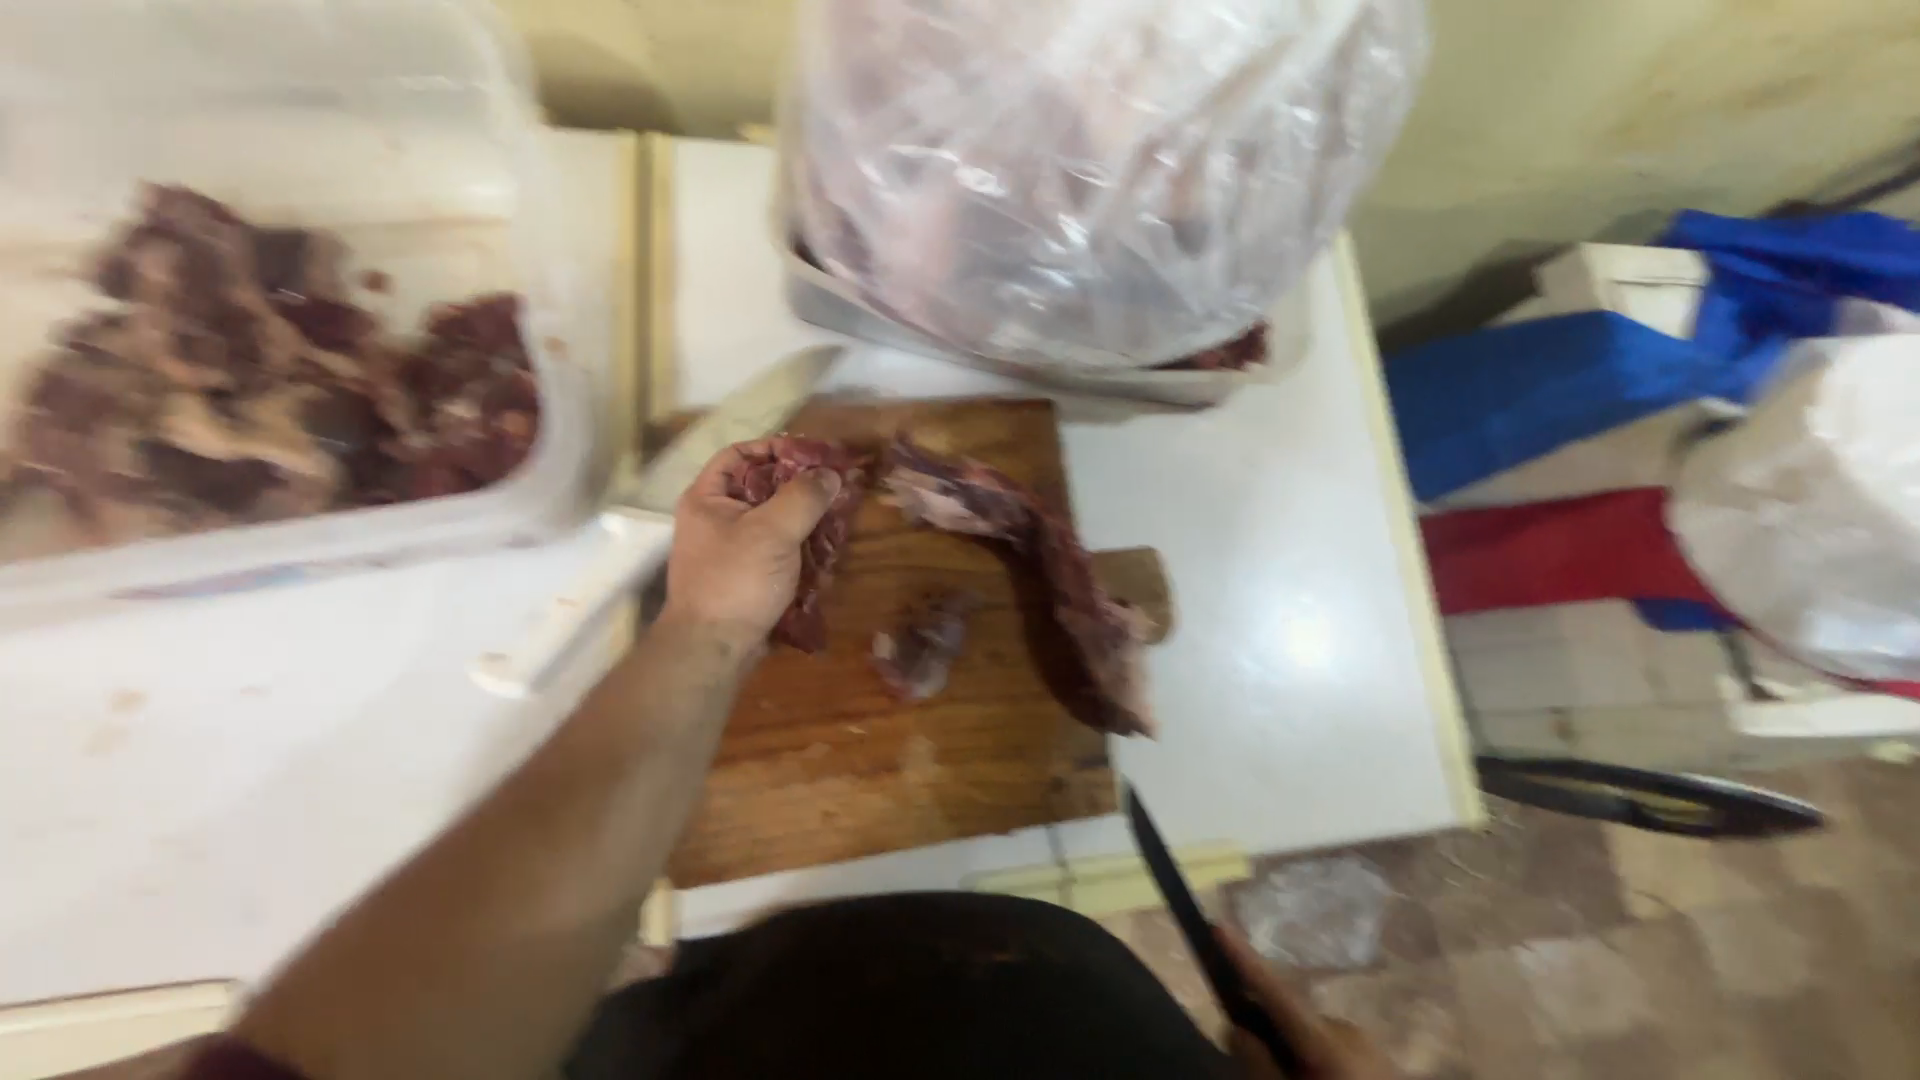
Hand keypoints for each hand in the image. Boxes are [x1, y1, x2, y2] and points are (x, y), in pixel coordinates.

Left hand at [659, 441, 841, 650]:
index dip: (775, 448)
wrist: (714, 649)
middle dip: (802, 490)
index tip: (813, 455)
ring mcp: (734, 551)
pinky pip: (780, 553)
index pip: (740, 455)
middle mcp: (718, 520)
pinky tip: (827, 559)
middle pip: (763, 489)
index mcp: (708, 498)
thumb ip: (804, 496)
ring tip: (838, 524)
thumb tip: (830, 475)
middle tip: (836, 489)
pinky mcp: (750, 577)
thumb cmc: (736, 581)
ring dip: (808, 524)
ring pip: (777, 523)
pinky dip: (803, 553)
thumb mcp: (772, 531)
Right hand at [1217, 927, 1400, 1079]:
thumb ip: (1258, 1066)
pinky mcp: (1387, 1066)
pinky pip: (1338, 1054)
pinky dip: (1320, 1068)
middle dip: (1269, 1034)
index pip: (1276, 993)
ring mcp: (1375, 1050)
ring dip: (1297, 1056)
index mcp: (1328, 1045)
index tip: (1218, 926)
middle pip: (1292, 1020)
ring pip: (1315, 1039)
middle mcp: (1352, 1035)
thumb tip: (1235, 1027)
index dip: (1245, 960)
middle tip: (1254, 1067)